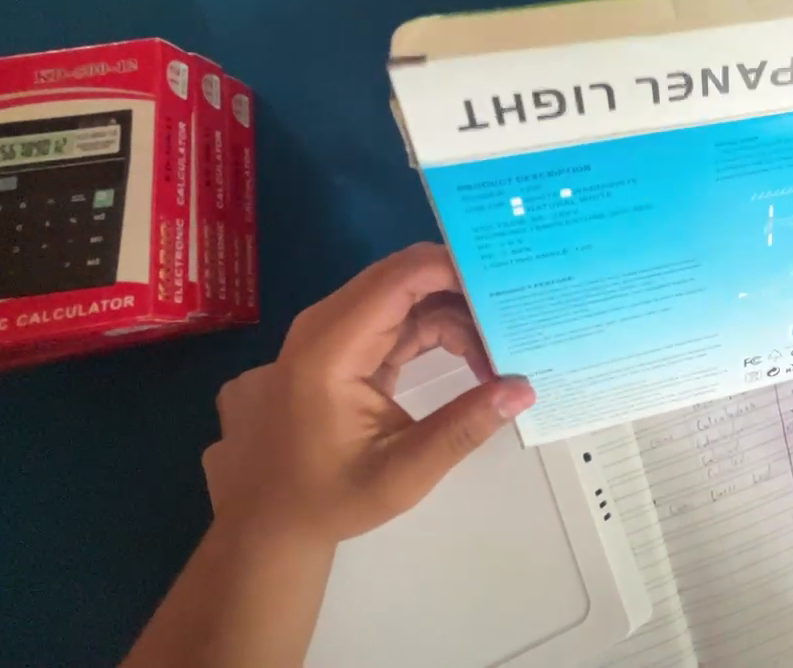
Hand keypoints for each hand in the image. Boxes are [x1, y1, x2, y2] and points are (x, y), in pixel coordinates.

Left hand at [200, 243, 534, 545]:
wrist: (267, 526)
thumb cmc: (329, 499)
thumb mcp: (403, 472)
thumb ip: (464, 426)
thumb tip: (525, 389)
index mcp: (330, 349)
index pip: (400, 278)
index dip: (454, 267)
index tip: (509, 279)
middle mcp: (328, 327)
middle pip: (406, 277)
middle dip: (465, 286)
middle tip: (518, 304)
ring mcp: (335, 333)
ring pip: (410, 295)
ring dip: (459, 313)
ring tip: (501, 344)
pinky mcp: (348, 344)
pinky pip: (403, 316)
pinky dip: (442, 327)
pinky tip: (476, 353)